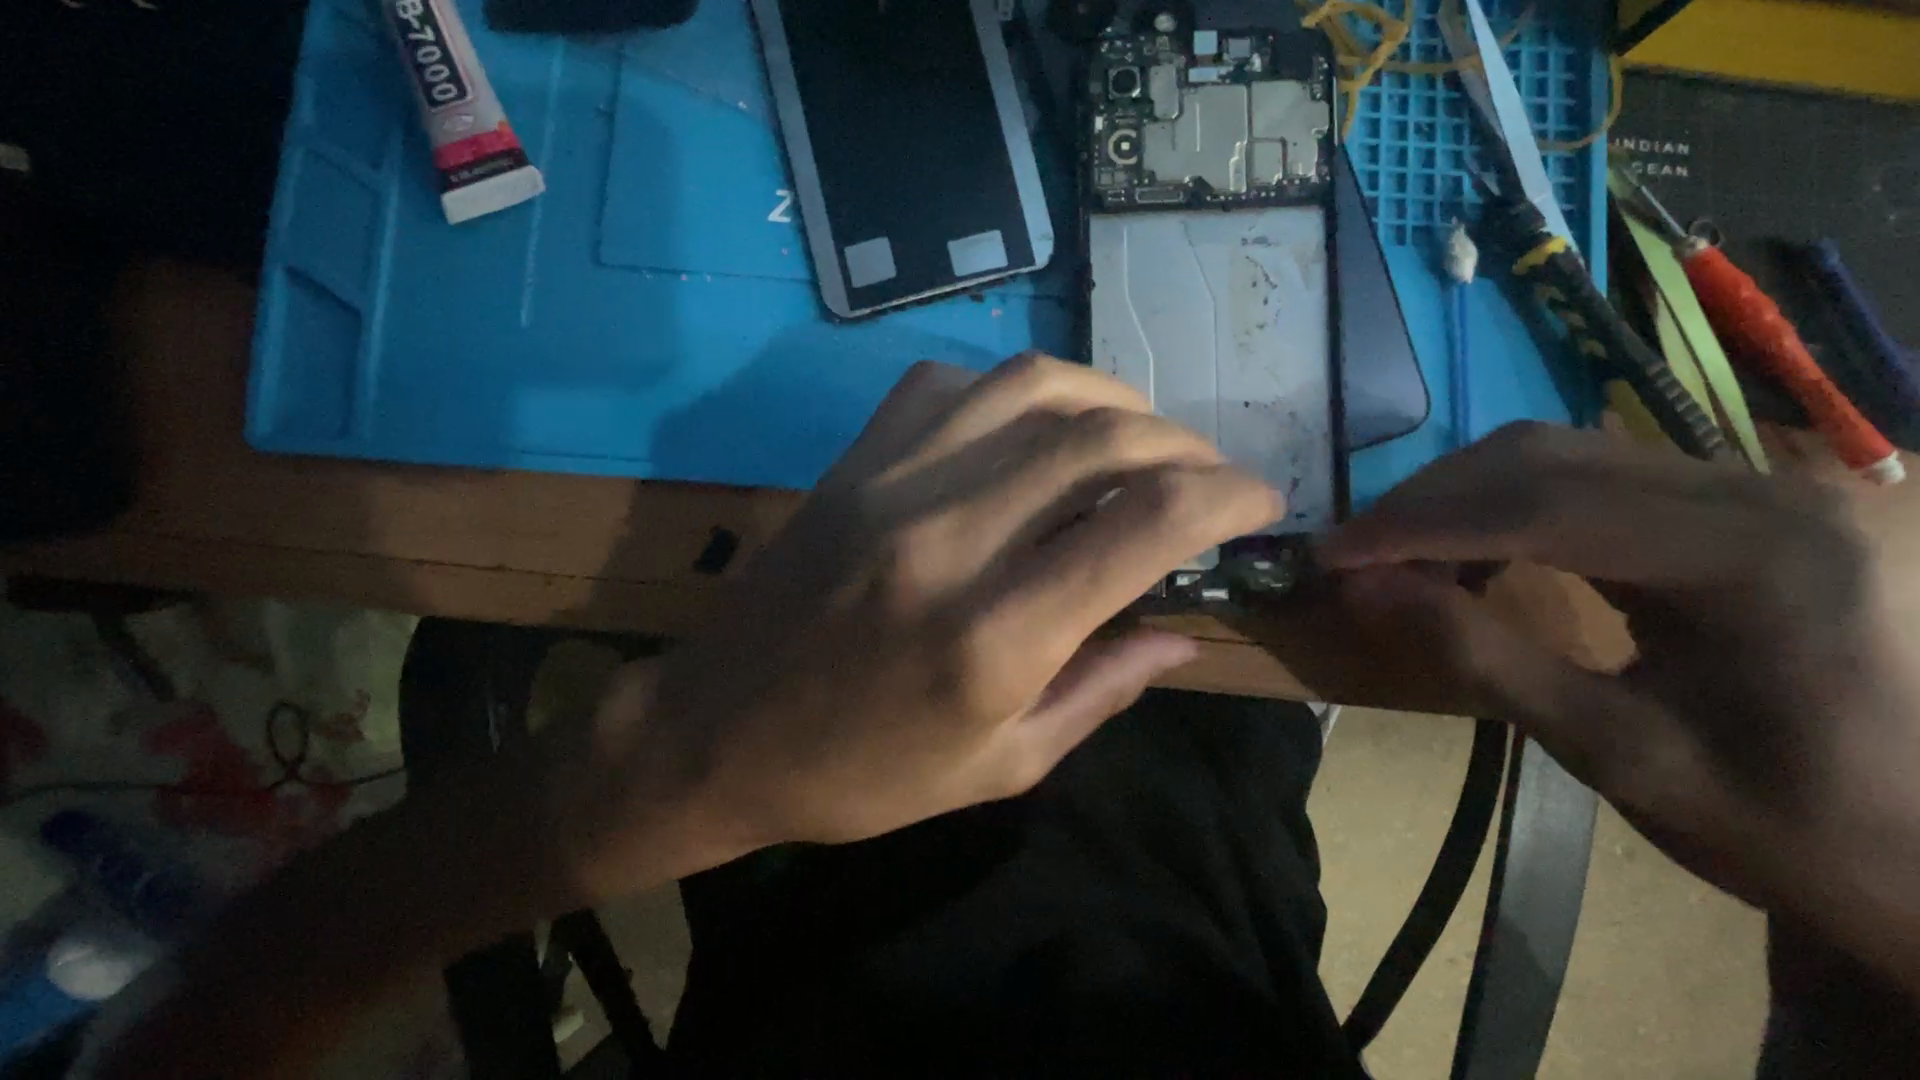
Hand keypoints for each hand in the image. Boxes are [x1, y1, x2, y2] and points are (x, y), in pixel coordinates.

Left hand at [550, 354, 1282, 899]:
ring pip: (1031, 385)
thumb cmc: (863, 773)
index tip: (1259, 501)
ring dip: (1110, 399)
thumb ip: (1100, 691)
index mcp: (995, 636)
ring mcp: (890, 485)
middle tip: (1207, 473)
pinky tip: (1032, 426)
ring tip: (1138, 435)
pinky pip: (949, 384)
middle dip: (1183, 444)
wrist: (718, 733)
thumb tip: (1181, 633)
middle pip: (1101, 438)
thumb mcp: (999, 767)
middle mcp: (949, 538)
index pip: (1145, 524)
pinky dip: (1013, 389)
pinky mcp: (851, 462)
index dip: (1227, 497)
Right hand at [1317, 422, 1919, 992]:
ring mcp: (1769, 485)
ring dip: (1462, 497)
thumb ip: (1482, 656)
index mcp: (1762, 556)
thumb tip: (1361, 589)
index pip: (1542, 506)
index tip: (1328, 556)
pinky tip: (1477, 550)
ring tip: (1398, 556)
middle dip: (1427, 502)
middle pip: (1548, 456)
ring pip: (1566, 452)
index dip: (1415, 525)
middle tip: (1350, 555)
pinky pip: (1600, 475)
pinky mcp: (1754, 501)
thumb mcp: (1621, 754)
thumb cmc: (1796, 828)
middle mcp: (1772, 488)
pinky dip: (1511, 506)